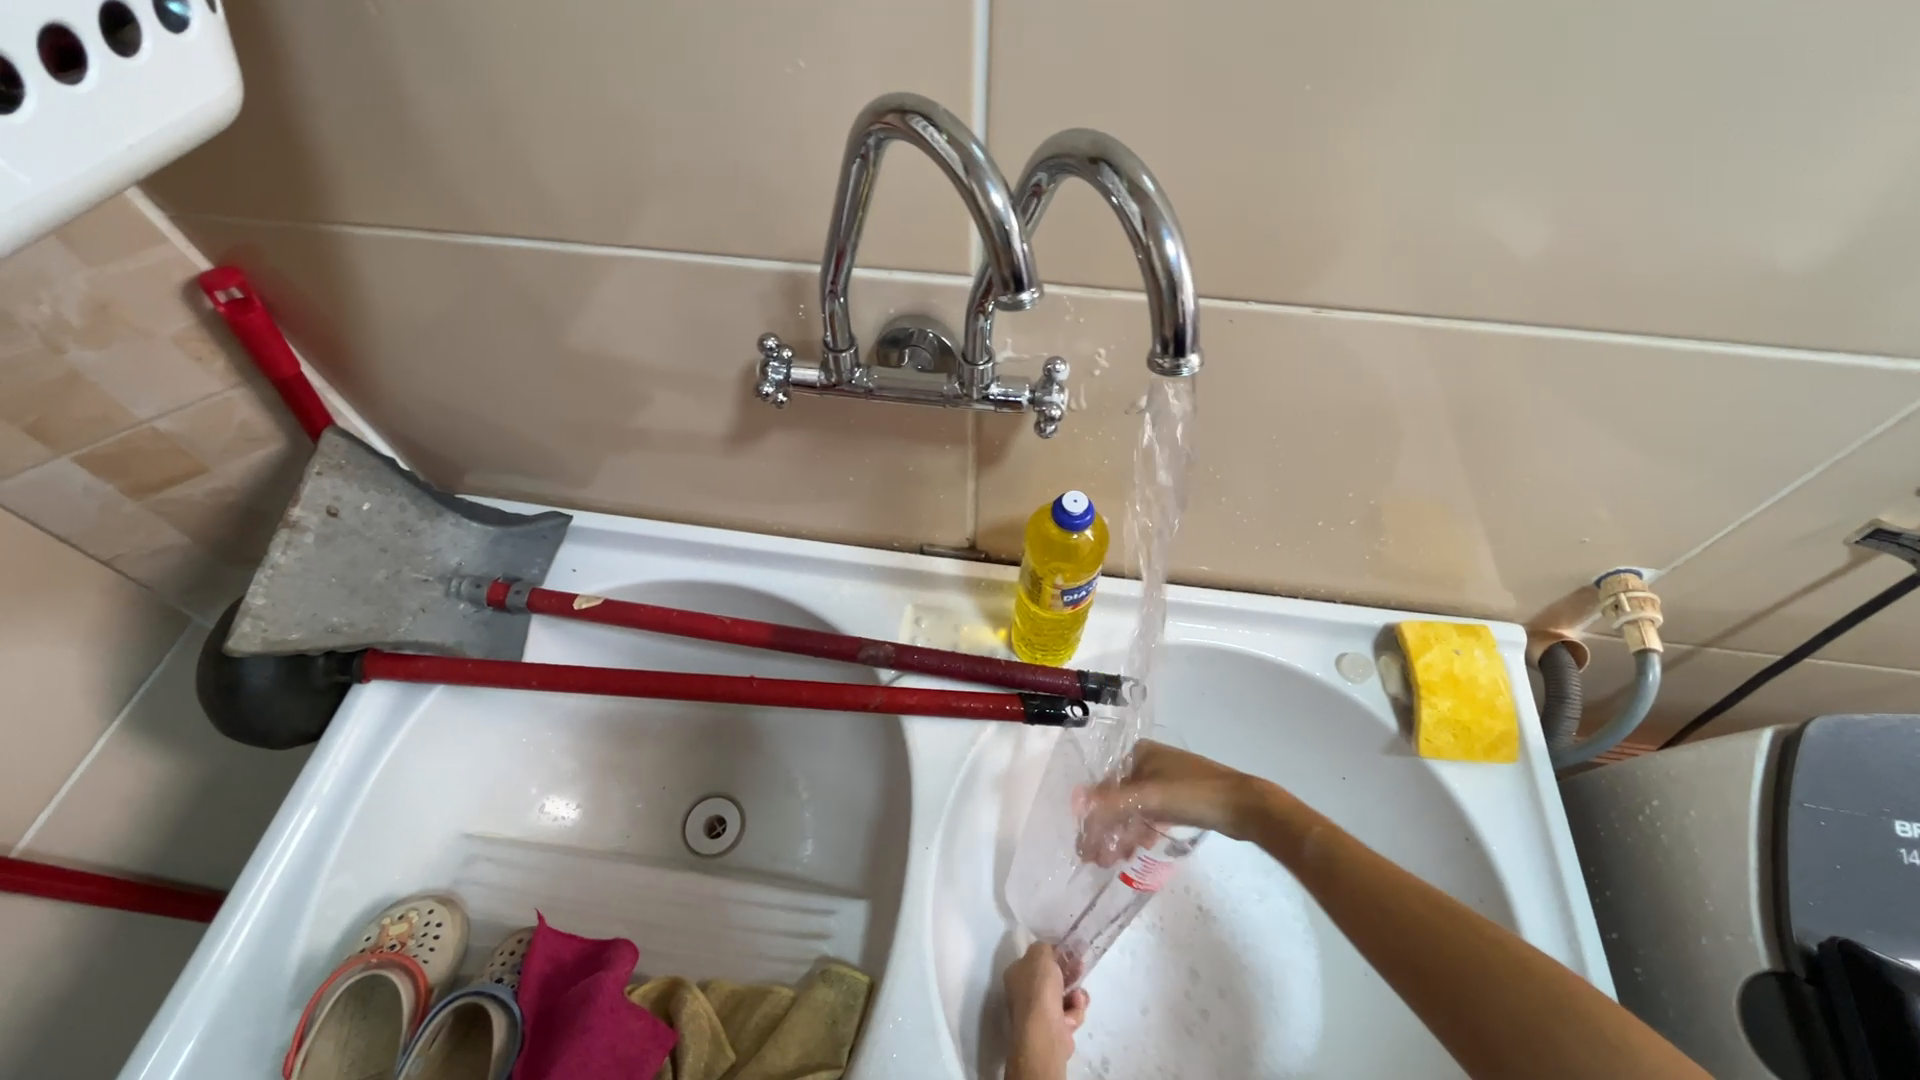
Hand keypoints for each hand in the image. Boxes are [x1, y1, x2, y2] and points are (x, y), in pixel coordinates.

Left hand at [1004, 943, 1089, 1078]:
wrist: (1045, 1032)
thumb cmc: (1039, 989)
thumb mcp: (1040, 955)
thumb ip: (1044, 947)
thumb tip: (1048, 949)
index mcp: (1016, 974)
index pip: (1034, 959)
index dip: (1052, 954)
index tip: (1068, 951)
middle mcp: (1025, 993)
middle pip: (1051, 977)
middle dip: (1069, 972)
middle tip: (1080, 967)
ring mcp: (1039, 1012)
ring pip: (1065, 995)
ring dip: (1076, 994)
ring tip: (1077, 996)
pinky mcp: (1055, 1028)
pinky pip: (1070, 1013)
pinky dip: (1075, 1012)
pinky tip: (1073, 1013)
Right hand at [1076, 739, 1271, 860]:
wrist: (1244, 805)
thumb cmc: (1193, 794)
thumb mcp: (1147, 797)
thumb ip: (1109, 802)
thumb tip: (1075, 804)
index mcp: (1138, 753)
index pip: (1104, 783)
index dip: (1092, 814)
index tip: (1085, 843)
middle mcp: (1149, 762)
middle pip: (1117, 797)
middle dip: (1106, 828)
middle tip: (1097, 859)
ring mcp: (1166, 780)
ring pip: (1134, 809)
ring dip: (1122, 833)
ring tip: (1113, 860)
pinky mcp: (1180, 799)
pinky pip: (1150, 815)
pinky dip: (1141, 830)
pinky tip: (1136, 849)